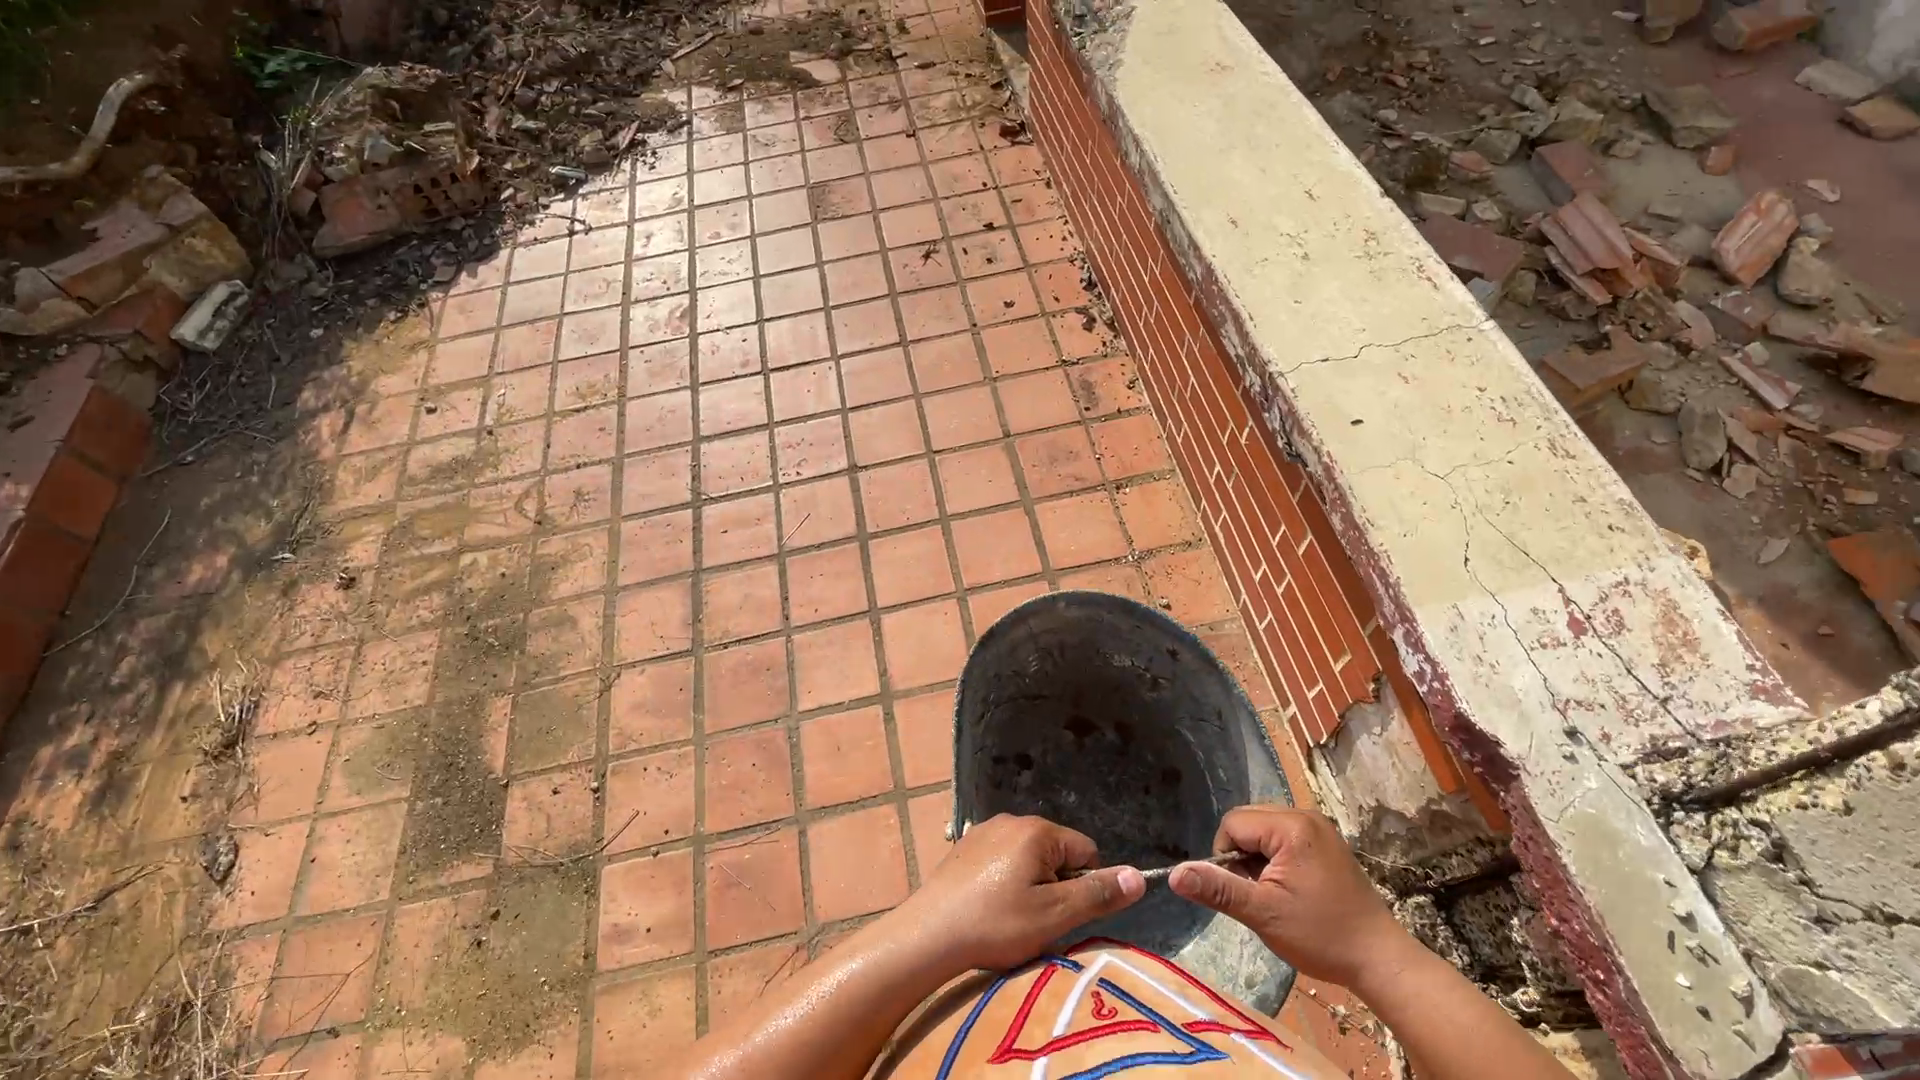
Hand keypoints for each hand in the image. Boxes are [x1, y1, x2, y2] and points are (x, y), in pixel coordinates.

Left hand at [888, 814, 1145, 972]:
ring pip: (1028, 861)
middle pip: (1057, 855)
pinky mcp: (964, 848)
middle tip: (1034, 921)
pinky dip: (1003, 884)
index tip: (1061, 915)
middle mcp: (1012, 820)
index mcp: (1038, 830)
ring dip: (1029, 888)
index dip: (1084, 887)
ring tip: (1008, 920)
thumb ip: (1098, 894)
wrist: (928, 935)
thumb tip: (1139, 876)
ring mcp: (984, 831)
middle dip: (1055, 887)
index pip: (1087, 852)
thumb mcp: (1055, 915)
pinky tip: (987, 910)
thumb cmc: (996, 924)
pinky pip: (1002, 863)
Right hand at [1169, 806, 1410, 988]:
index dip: (1226, 858)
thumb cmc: (1320, 936)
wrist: (1380, 959)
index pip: (1232, 824)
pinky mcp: (1326, 843)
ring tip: (1277, 895)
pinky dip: (1276, 861)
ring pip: (1263, 831)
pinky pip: (1283, 839)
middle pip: (1247, 822)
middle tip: (1261, 894)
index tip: (1246, 892)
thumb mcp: (1262, 914)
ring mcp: (1319, 828)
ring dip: (1258, 861)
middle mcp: (1305, 816)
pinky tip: (1291, 891)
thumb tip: (1174, 874)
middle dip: (1242, 857)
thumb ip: (1217, 889)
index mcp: (1291, 826)